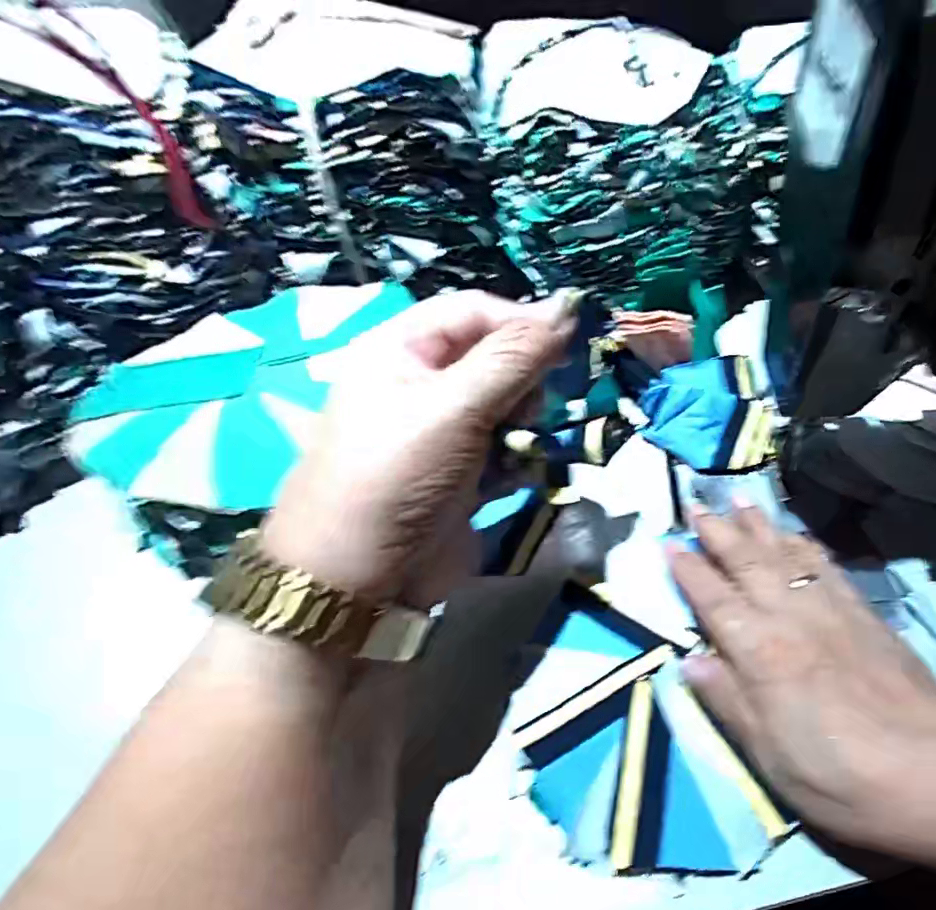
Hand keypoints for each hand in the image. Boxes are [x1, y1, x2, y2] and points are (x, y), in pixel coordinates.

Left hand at [262, 290, 578, 606]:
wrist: (364, 575)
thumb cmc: (398, 477)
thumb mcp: (454, 408)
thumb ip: (515, 358)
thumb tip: (568, 307)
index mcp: (403, 350)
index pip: (477, 312)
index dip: (525, 323)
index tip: (572, 349)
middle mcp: (427, 384)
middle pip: (502, 359)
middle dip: (530, 382)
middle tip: (532, 411)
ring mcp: (450, 431)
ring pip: (515, 407)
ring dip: (531, 425)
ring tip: (522, 450)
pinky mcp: (471, 470)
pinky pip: (515, 448)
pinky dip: (526, 459)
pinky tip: (518, 476)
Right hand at [668, 504, 935, 870]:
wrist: (935, 763)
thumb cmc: (844, 778)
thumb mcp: (772, 759)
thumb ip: (731, 703)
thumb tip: (689, 660)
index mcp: (764, 655)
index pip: (717, 603)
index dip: (690, 574)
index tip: (669, 544)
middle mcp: (797, 619)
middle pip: (752, 567)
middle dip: (722, 535)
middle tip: (698, 506)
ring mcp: (836, 613)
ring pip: (791, 558)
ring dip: (764, 528)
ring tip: (743, 500)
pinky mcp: (868, 616)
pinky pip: (830, 569)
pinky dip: (809, 547)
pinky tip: (801, 538)